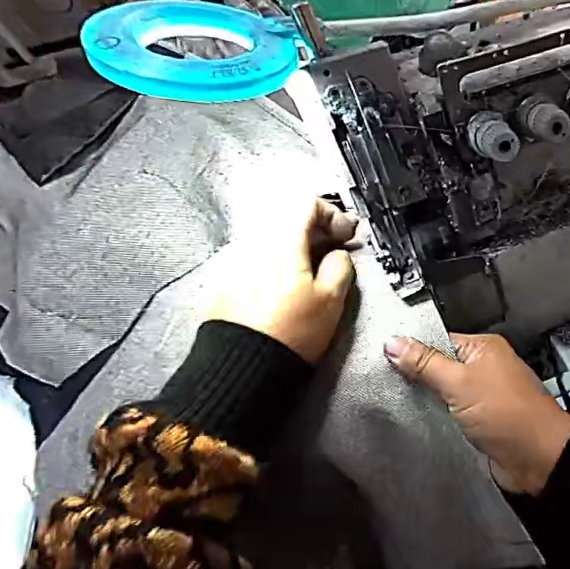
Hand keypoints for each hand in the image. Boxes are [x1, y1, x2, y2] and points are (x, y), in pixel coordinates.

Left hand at [205, 197, 358, 363]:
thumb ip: (341, 266)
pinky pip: (254, 258)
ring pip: (269, 237)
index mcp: (281, 240)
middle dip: (314, 229)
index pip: (307, 203)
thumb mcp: (332, 300)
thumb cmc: (288, 334)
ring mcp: (232, 260)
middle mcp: (252, 242)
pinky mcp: (223, 280)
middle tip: (334, 250)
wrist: (242, 366)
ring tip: (312, 271)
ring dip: (294, 246)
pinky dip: (274, 262)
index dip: (333, 214)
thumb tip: (339, 256)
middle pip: (285, 216)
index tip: (346, 234)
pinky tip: (286, 286)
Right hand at [384, 333, 569, 493]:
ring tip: (414, 407)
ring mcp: (484, 395)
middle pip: (439, 367)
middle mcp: (485, 368)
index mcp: (484, 348)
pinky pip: (452, 415)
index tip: (388, 360)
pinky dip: (440, 419)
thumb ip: (425, 363)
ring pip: (444, 393)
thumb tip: (394, 344)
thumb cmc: (512, 416)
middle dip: (420, 378)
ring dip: (431, 402)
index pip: (437, 339)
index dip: (413, 350)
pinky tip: (429, 423)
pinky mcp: (481, 421)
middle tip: (399, 387)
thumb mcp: (459, 382)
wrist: (538, 458)